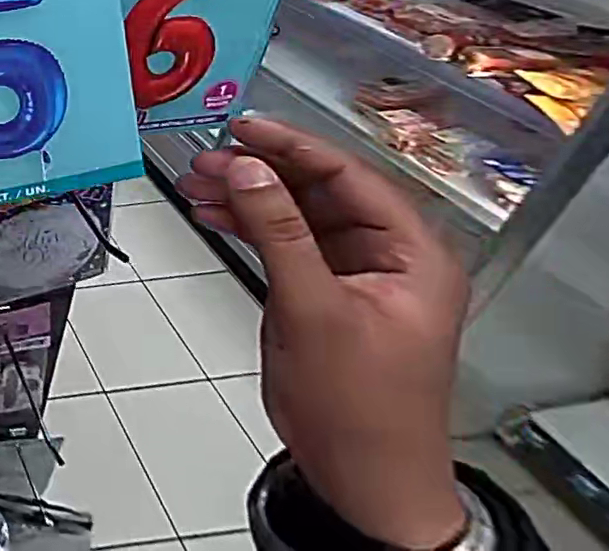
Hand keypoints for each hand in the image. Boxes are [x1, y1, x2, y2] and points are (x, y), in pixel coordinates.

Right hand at [178, 117, 468, 549]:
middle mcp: (382, 253)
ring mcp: (346, 268)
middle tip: (209, 159)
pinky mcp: (316, 284)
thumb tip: (248, 169)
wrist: (358, 479)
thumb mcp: (316, 310)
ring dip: (244, 194)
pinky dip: (243, 221)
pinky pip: (277, 236)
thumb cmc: (362, 409)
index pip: (350, 175)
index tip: (245, 128)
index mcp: (410, 253)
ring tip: (198, 182)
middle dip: (259, 170)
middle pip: (315, 187)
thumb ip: (279, 232)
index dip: (294, 145)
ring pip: (290, 209)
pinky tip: (211, 212)